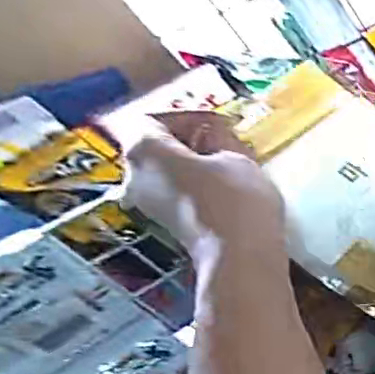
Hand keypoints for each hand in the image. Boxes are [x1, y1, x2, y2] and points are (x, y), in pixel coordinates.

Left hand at [123, 115, 284, 265]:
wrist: (241, 256)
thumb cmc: (237, 199)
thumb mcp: (239, 159)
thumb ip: (221, 143)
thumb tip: (214, 137)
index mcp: (144, 148)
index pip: (155, 118)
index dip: (188, 118)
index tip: (220, 125)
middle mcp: (133, 173)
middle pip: (158, 148)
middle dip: (190, 145)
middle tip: (226, 147)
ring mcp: (146, 202)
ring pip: (168, 174)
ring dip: (194, 169)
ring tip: (229, 172)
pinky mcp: (166, 224)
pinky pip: (178, 196)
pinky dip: (197, 191)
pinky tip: (225, 195)